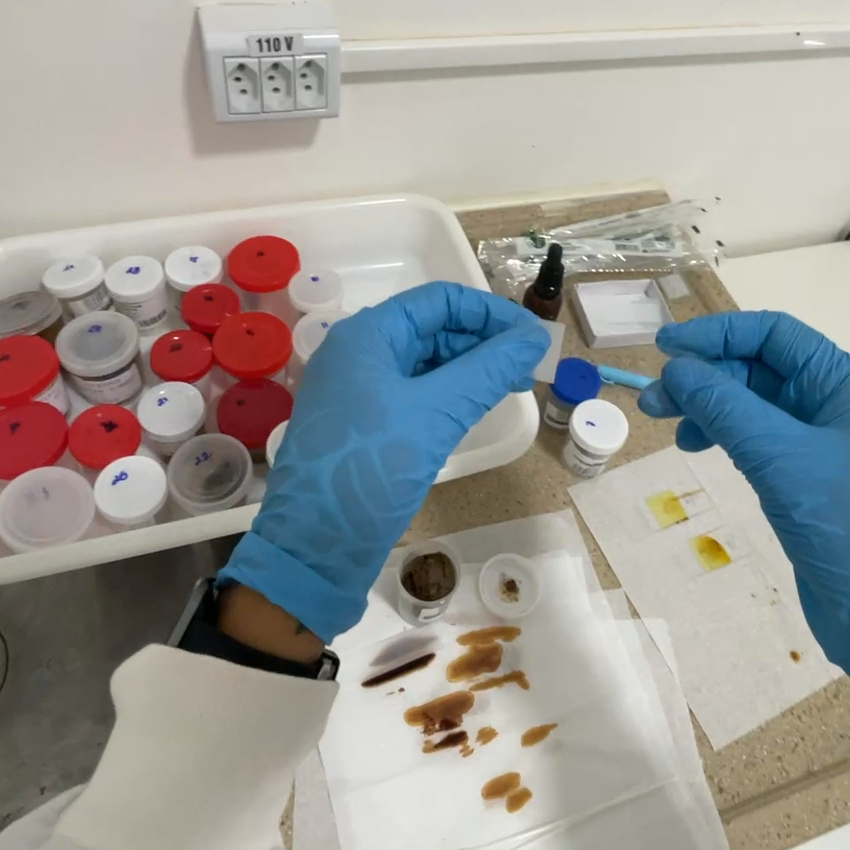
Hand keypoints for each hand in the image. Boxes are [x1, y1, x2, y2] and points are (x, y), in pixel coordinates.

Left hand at [218, 282, 550, 642]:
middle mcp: (360, 353)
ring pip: (426, 362)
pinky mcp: (365, 423)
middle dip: (483, 341)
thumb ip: (489, 369)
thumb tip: (535, 337)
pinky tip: (477, 406)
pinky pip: (415, 393)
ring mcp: (359, 389)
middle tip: (529, 367)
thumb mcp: (436, 413)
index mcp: (368, 336)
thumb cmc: (371, 468)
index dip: (491, 313)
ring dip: (470, 368)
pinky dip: (449, 394)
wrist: (314, 549)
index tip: (533, 337)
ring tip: (512, 386)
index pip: (440, 300)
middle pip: (433, 328)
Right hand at [637, 311, 849, 739]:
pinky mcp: (805, 483)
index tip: (665, 347)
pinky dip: (722, 438)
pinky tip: (697, 449)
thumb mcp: (782, 459)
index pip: (774, 334)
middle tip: (652, 401)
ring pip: (751, 406)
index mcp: (844, 387)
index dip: (717, 333)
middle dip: (704, 377)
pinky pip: (756, 441)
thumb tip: (675, 368)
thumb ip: (726, 407)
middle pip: (757, 369)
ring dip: (706, 408)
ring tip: (665, 426)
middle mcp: (833, 408)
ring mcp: (820, 447)